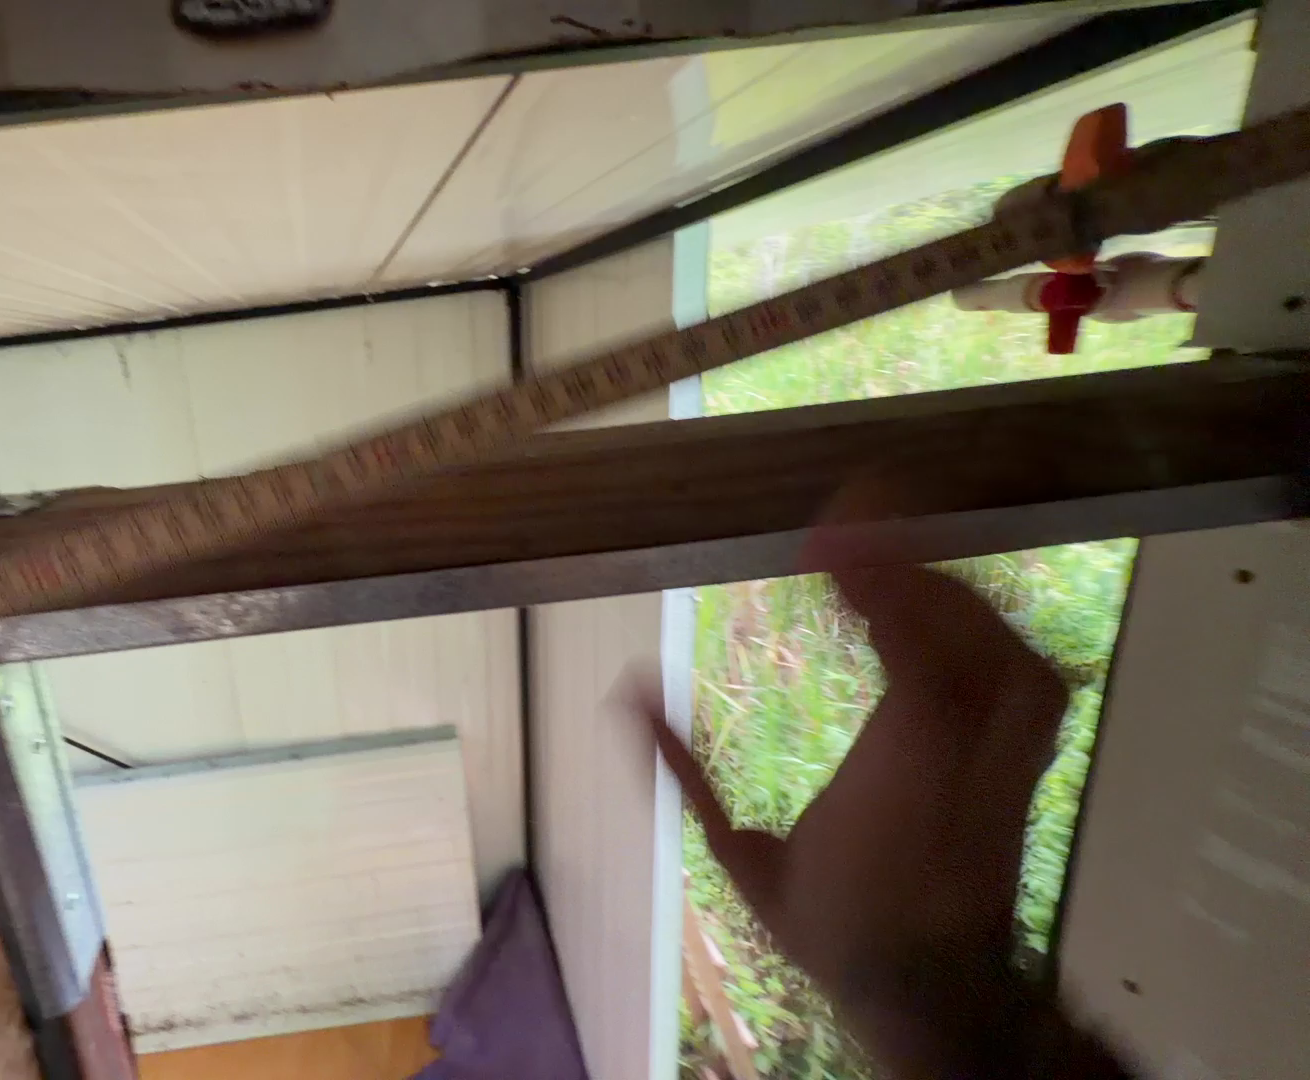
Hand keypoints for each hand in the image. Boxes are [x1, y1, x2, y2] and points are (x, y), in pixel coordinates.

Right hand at [629, 484, 1072, 1077]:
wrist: (930, 990)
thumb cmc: (829, 921)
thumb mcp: (742, 858)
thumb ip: (682, 770)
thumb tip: (627, 688)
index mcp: (898, 792)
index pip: (918, 672)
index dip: (882, 596)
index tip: (824, 537)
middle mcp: (971, 772)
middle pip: (982, 649)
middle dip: (919, 571)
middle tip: (845, 519)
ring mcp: (1010, 766)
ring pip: (1012, 653)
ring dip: (947, 586)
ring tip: (878, 546)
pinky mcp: (1021, 758)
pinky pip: (1016, 669)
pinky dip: (971, 617)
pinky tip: (921, 591)